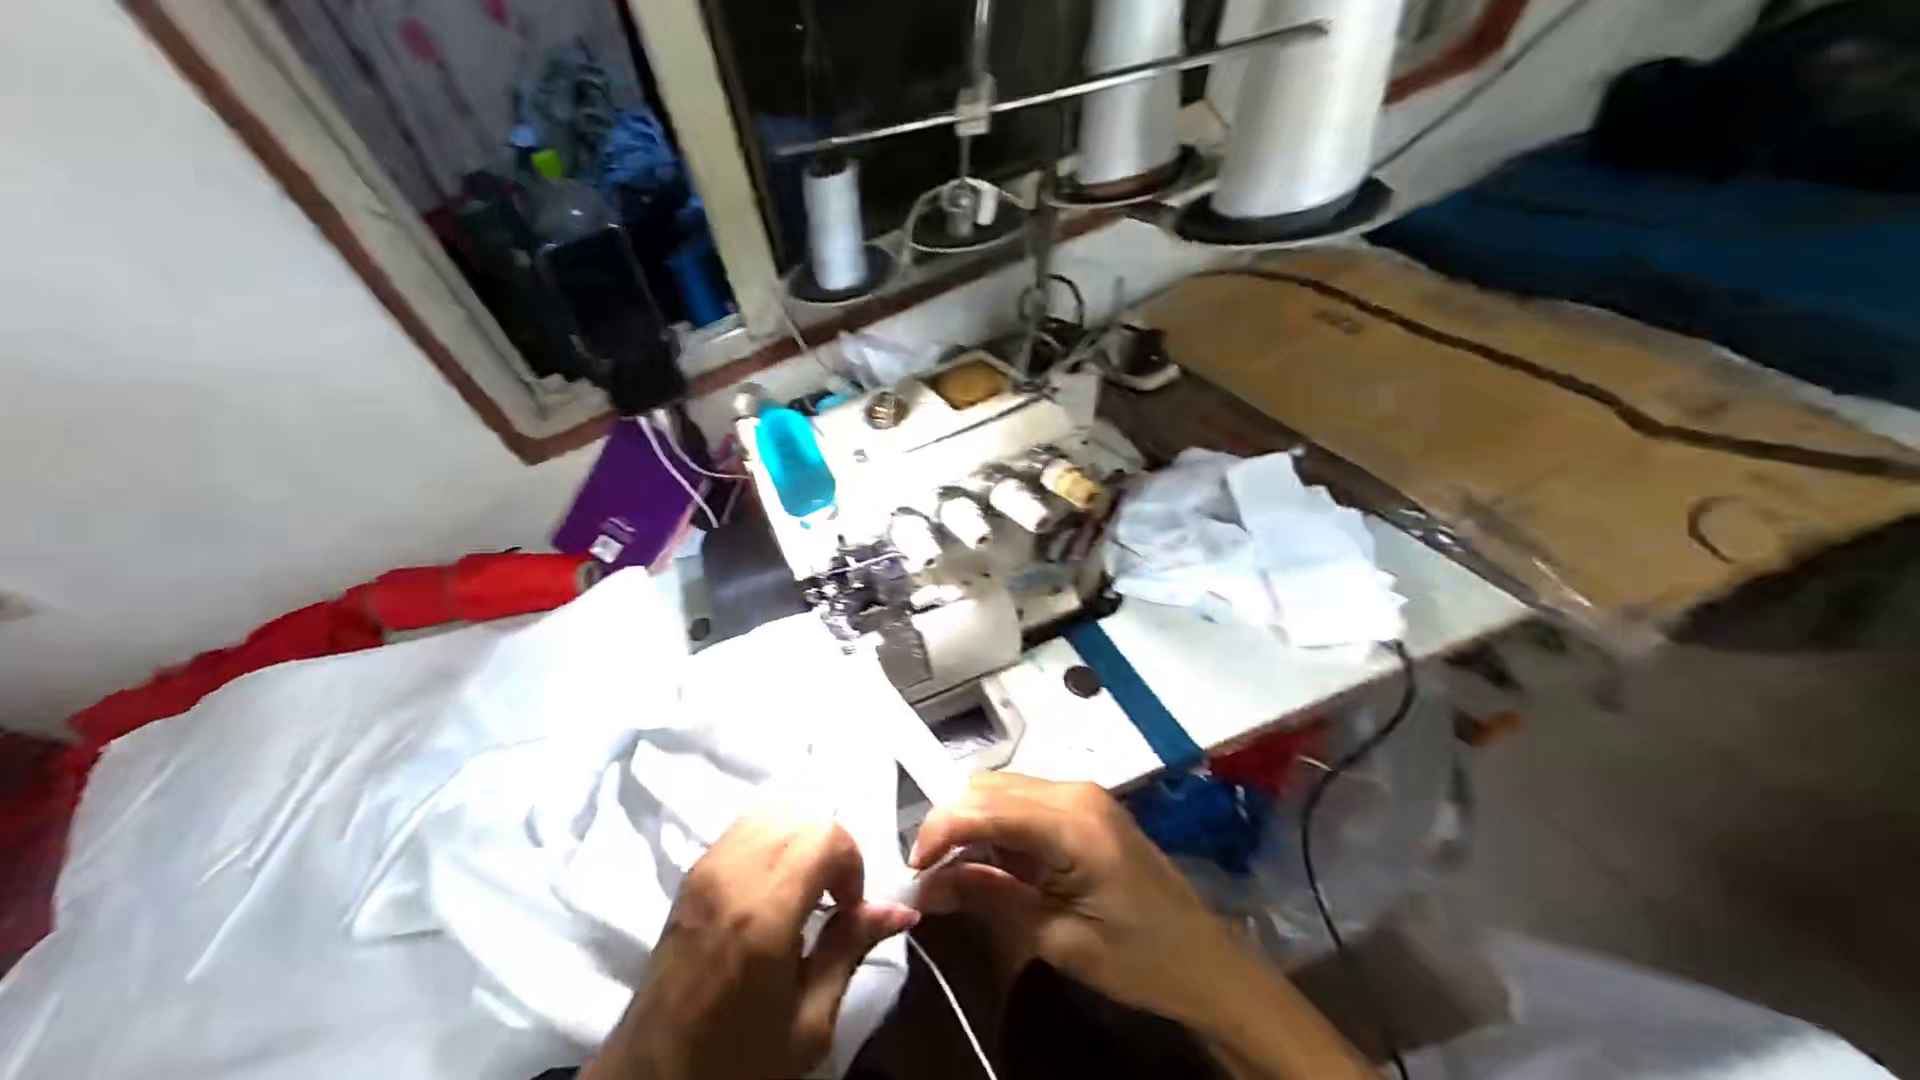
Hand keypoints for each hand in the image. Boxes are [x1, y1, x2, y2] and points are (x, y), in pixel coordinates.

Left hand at [582, 814, 918, 1079]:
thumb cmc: (736, 1062)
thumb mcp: (808, 1023)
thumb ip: (850, 949)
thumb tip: (902, 910)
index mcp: (762, 913)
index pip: (825, 837)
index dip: (852, 864)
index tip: (850, 908)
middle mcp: (730, 876)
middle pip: (803, 818)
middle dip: (832, 849)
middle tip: (834, 899)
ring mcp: (704, 869)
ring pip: (773, 813)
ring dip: (802, 840)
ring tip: (805, 889)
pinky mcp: (690, 874)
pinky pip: (745, 827)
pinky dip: (774, 839)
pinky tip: (776, 883)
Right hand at [908, 773, 1242, 1026]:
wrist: (1206, 962)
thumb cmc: (1137, 959)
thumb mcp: (1056, 939)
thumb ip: (989, 899)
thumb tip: (926, 888)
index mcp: (1072, 823)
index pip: (986, 806)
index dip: (941, 829)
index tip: (913, 869)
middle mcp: (1074, 792)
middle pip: (989, 787)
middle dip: (951, 823)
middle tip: (931, 875)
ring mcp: (1082, 794)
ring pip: (1003, 789)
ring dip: (972, 823)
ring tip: (956, 871)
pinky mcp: (1084, 806)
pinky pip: (1024, 801)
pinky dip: (998, 825)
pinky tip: (993, 861)